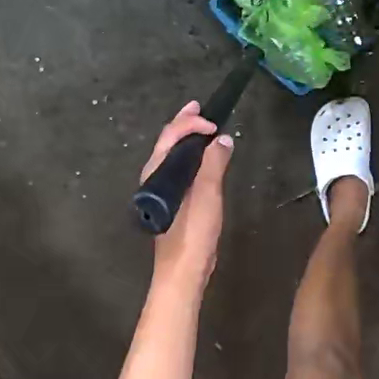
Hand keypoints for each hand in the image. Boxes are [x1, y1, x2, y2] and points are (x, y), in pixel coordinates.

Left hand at [139, 101, 233, 285]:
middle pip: (168, 142)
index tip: (214, 123)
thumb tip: (223, 138)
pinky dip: (190, 155)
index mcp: (158, 171)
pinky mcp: (173, 202)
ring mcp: (163, 190)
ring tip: (202, 126)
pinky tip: (203, 159)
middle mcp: (155, 176)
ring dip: (186, 138)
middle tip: (199, 107)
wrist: (183, 271)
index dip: (191, 123)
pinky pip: (180, 168)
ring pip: (172, 155)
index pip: (171, 135)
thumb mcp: (208, 193)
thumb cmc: (193, 231)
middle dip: (184, 123)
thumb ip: (214, 163)